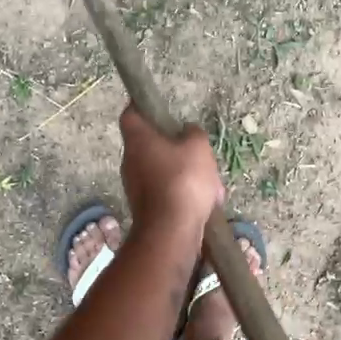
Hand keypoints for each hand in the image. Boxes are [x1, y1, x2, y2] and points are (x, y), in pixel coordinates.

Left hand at [118, 105, 223, 241]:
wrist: (171, 232)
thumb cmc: (183, 180)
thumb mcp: (198, 147)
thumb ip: (193, 133)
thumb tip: (187, 133)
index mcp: (137, 140)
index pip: (131, 113)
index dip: (143, 107)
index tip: (159, 108)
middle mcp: (130, 160)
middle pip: (150, 143)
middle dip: (175, 146)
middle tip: (196, 150)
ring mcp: (135, 186)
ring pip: (162, 169)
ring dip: (185, 173)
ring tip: (211, 183)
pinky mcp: (146, 207)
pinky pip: (166, 191)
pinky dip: (184, 194)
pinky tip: (206, 202)